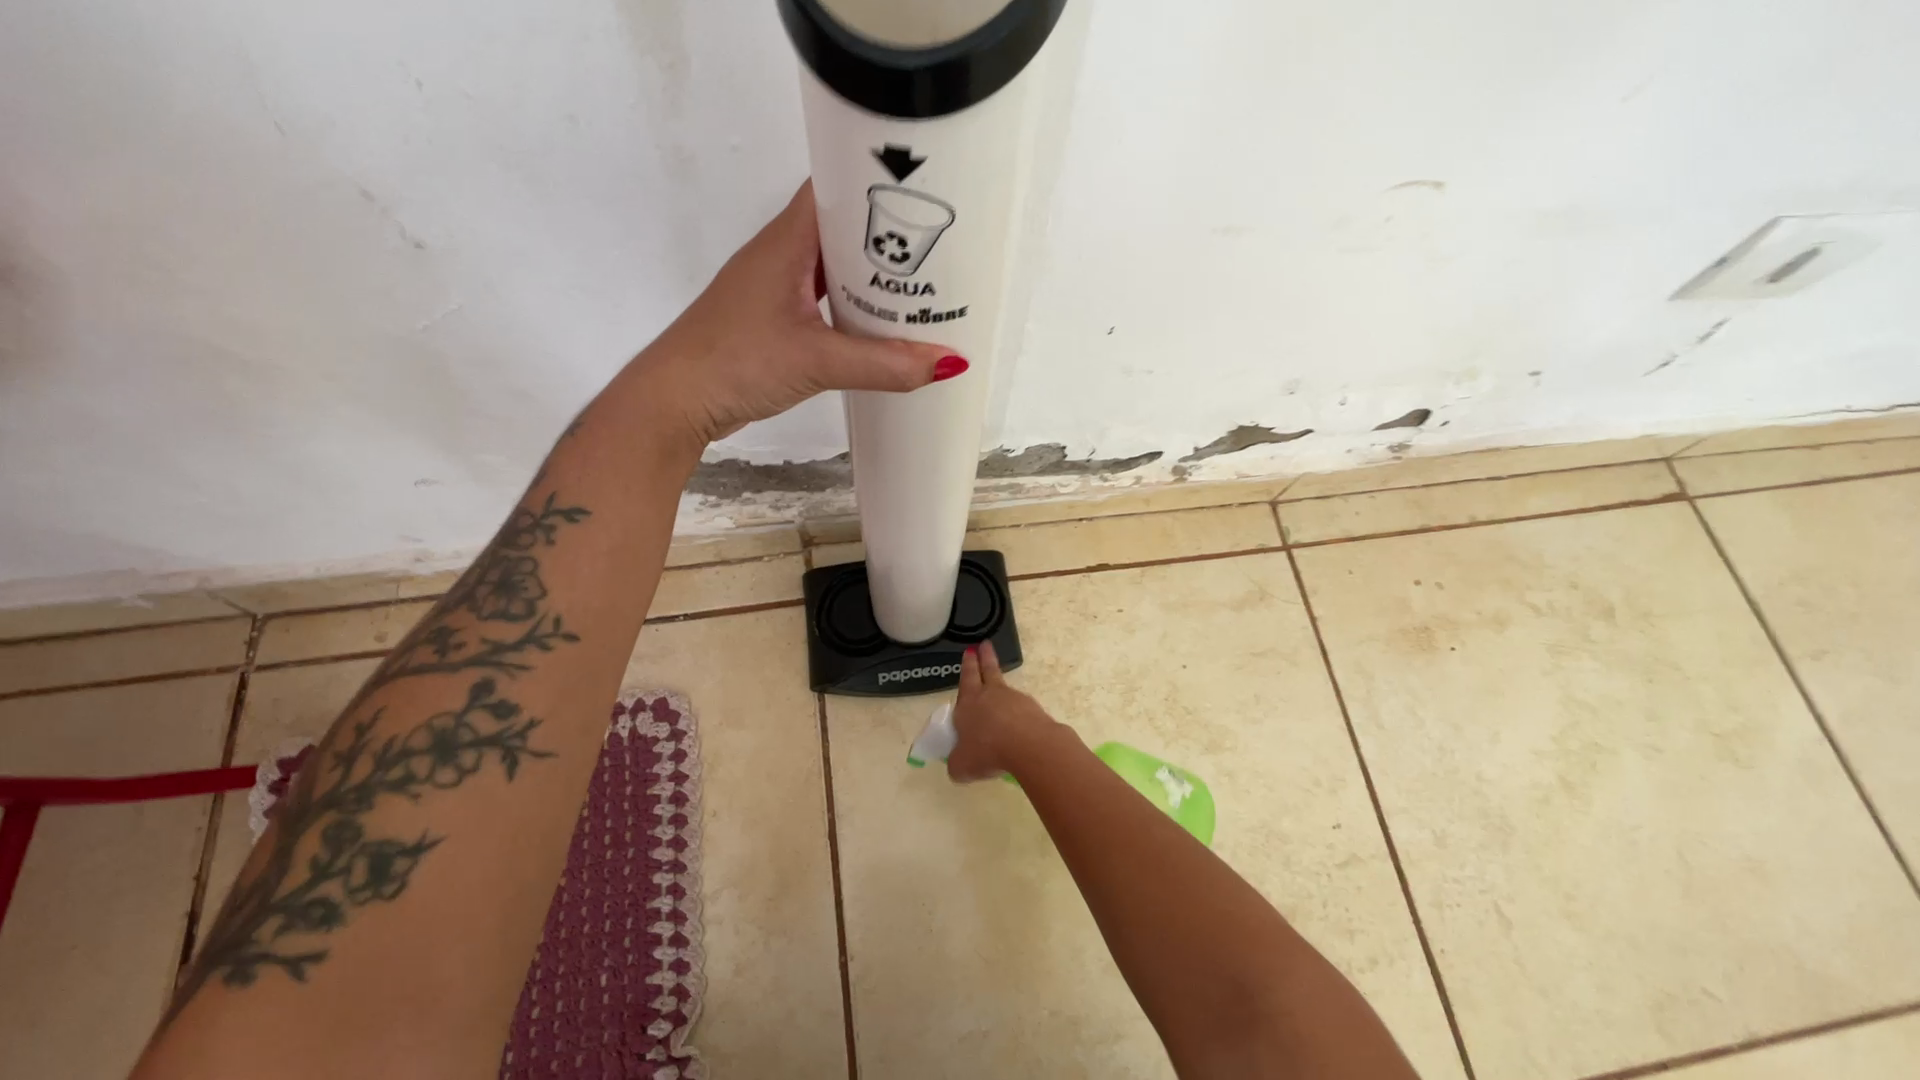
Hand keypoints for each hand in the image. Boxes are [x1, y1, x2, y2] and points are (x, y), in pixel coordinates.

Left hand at [637, 181, 963, 444]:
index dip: (878, 181)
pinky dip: (854, 303)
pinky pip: (825, 295)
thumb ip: (883, 364)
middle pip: (843, 226)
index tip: (926, 190)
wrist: (676, 401)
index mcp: (787, 241)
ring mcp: (775, 285)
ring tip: (924, 282)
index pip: (836, 185)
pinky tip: (882, 322)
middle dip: (889, 232)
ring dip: (873, 273)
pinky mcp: (774, 316)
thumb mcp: (817, 362)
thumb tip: (947, 362)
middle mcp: (781, 253)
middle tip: (941, 243)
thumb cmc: (735, 363)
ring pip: (835, 264)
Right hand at [948, 641, 1072, 782]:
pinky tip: (1019, 730)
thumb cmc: (986, 751)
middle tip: (985, 645)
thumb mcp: (962, 765)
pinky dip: (1019, 715)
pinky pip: (1022, 709)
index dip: (967, 665)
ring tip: (1001, 698)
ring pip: (1006, 689)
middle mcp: (991, 695)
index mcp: (968, 703)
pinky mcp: (1033, 709)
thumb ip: (957, 763)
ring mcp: (1015, 699)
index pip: (966, 678)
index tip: (971, 651)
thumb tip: (958, 765)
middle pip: (988, 671)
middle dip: (984, 658)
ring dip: (1002, 689)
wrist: (1028, 745)